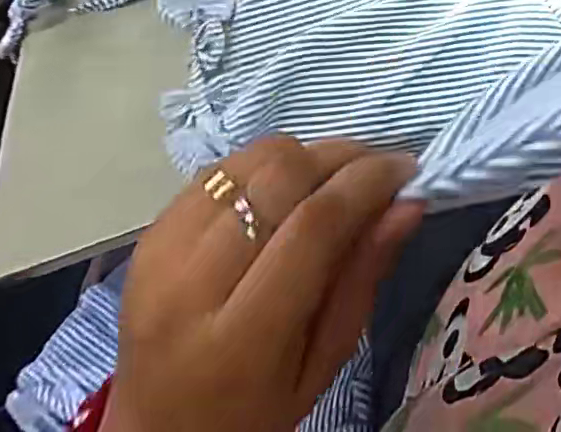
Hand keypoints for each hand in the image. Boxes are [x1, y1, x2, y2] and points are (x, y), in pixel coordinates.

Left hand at [104, 137, 422, 431]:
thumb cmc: (256, 408)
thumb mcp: (326, 359)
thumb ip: (365, 275)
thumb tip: (409, 202)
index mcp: (239, 338)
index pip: (314, 224)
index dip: (368, 181)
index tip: (406, 169)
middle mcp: (189, 287)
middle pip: (281, 178)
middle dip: (344, 157)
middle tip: (377, 169)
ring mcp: (161, 254)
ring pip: (253, 161)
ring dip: (307, 155)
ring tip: (333, 179)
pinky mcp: (151, 234)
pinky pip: (223, 168)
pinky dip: (268, 165)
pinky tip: (287, 189)